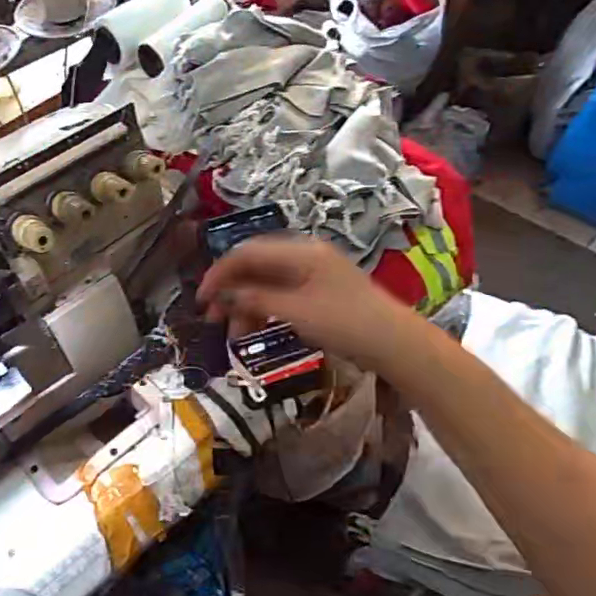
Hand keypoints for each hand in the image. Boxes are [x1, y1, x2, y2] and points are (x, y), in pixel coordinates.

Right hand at [196, 234, 416, 363]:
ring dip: (245, 305)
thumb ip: (255, 300)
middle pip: (253, 266)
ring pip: (265, 282)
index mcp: (299, 251)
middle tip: (213, 320)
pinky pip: (280, 293)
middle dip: (230, 292)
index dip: (219, 274)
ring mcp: (313, 272)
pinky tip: (255, 329)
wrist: (395, 343)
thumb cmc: (345, 323)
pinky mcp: (319, 291)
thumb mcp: (294, 312)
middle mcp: (304, 255)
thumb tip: (222, 295)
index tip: (201, 300)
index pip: (246, 252)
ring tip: (234, 334)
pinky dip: (263, 310)